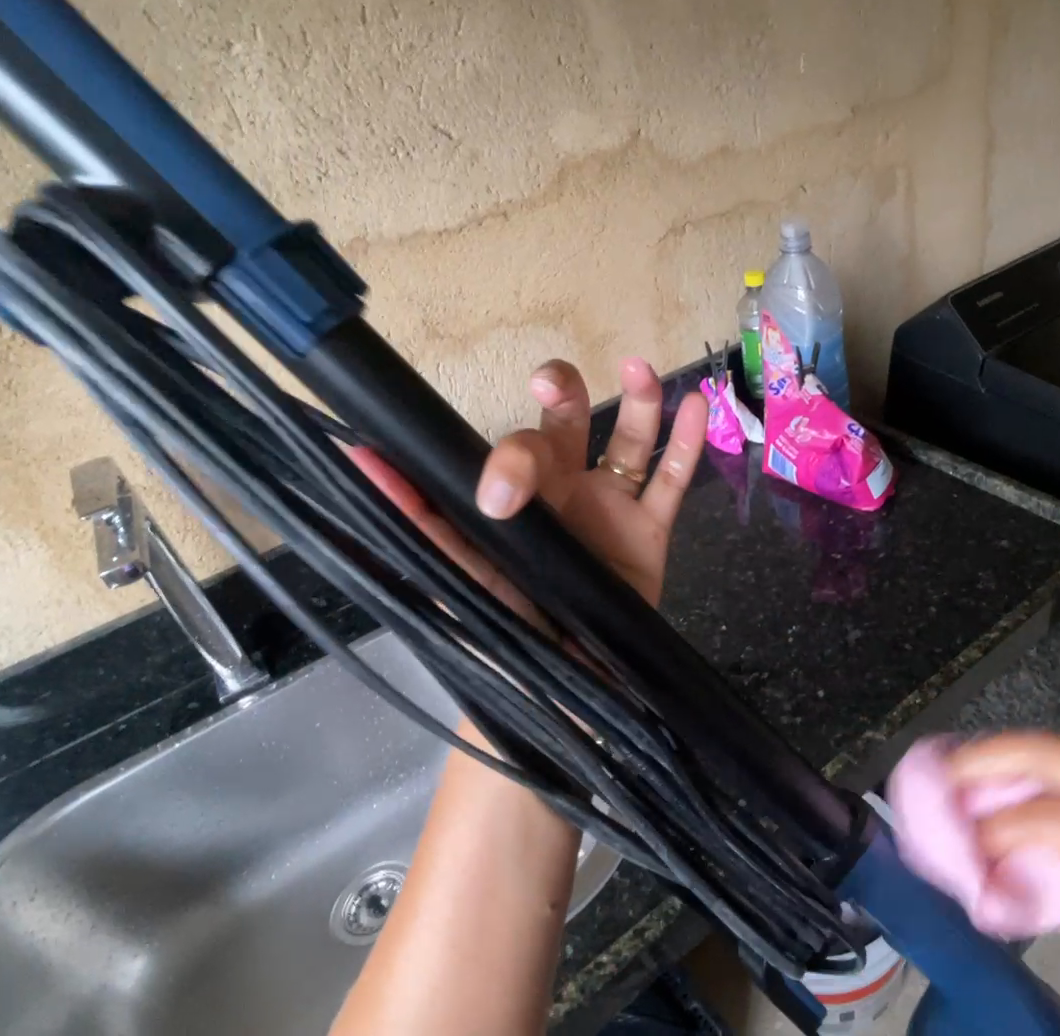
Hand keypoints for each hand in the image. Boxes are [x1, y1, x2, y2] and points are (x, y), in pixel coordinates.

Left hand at [348, 357, 708, 609]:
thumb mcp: (466, 585)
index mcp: (515, 501)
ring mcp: (609, 508)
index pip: (505, 455)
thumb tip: (362, 463)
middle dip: (561, 394)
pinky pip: (671, 482)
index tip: (498, 495)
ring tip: (640, 369)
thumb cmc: (514, 637)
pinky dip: (686, 446)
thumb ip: (427, 529)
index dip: (503, 459)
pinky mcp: (650, 531)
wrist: (575, 689)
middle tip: (552, 385)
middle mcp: (560, 491)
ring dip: (637, 402)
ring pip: (626, 442)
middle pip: (564, 424)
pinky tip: (696, 408)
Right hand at [950, 734, 1059, 1034]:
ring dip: (1000, 756)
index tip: (954, 844)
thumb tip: (980, 865)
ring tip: (956, 769)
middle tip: (938, 772)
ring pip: (1055, 747)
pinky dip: (1024, 765)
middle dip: (986, 759)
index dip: (994, 828)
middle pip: (1051, 754)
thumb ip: (1043, 890)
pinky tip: (993, 775)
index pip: (1051, 816)